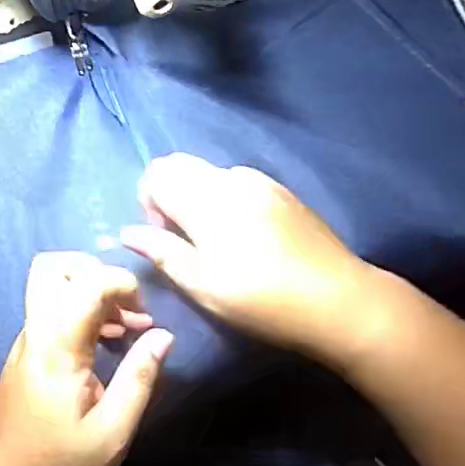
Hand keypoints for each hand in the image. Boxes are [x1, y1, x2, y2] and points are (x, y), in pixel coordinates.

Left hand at [0, 252, 173, 465]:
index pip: (88, 283)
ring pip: (53, 285)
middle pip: (54, 266)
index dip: (123, 284)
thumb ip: (140, 379)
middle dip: (98, 272)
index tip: (146, 317)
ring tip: (127, 327)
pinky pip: (52, 308)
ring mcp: (26, 340)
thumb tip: (164, 335)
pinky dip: (82, 309)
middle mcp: (37, 333)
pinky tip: (108, 341)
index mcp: (58, 349)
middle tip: (128, 307)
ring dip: (92, 291)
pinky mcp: (26, 352)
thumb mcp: (112, 434)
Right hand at [120, 153, 383, 365]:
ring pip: (212, 174)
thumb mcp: (201, 284)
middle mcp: (232, 178)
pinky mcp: (286, 193)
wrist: (336, 300)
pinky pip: (241, 182)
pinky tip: (248, 238)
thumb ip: (161, 251)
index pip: (157, 173)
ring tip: (218, 243)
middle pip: (182, 165)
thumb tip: (127, 233)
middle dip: (170, 195)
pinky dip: (228, 199)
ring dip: (200, 198)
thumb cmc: (259, 298)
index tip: (163, 237)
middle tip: (184, 240)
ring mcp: (263, 182)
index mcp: (205, 198)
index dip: (148, 202)